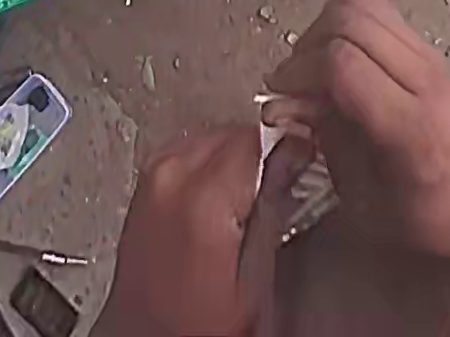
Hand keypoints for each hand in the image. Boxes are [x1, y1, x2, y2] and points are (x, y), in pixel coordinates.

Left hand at [96, 125, 312, 336]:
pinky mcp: (146, 178)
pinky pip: (189, 147)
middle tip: (283, 178)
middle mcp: (172, 173)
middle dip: (261, 150)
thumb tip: (293, 156)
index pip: (255, 137)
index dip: (285, 143)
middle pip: (232, 132)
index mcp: (203, 197)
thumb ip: (273, 208)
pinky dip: (210, 159)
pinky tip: (221, 193)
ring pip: (211, 134)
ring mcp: (155, 173)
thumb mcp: (252, 279)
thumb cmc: (194, 327)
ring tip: (250, 193)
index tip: (302, 153)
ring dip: (235, 153)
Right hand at [264, 0, 449, 261]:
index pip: (343, 64)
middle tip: (295, 76)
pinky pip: (373, 7)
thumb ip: (320, 139)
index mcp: (412, 131)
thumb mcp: (362, 199)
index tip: (281, 89)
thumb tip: (281, 101)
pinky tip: (336, 54)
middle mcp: (425, 81)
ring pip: (360, 3)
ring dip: (323, 26)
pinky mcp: (424, 43)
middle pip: (349, 20)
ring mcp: (428, 55)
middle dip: (307, 42)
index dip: (300, 69)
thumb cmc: (424, 214)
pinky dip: (342, 22)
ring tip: (313, 62)